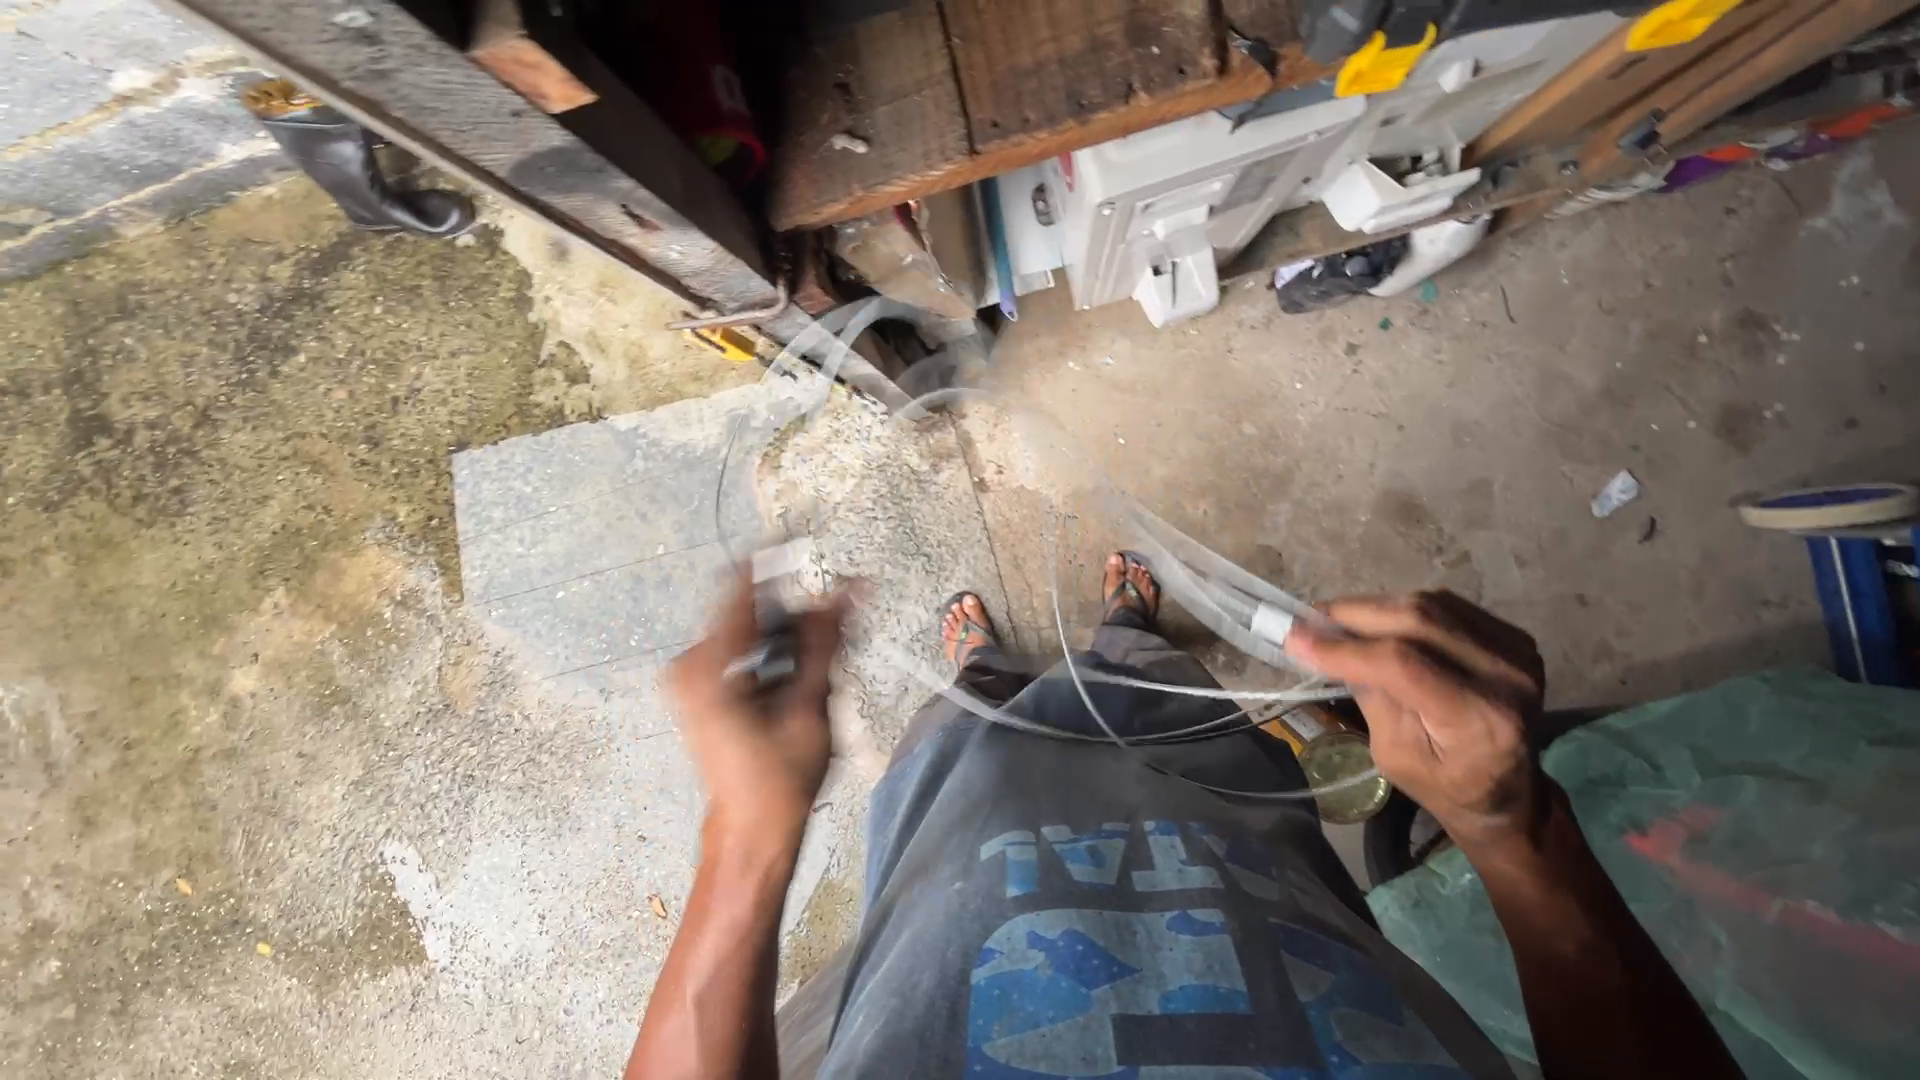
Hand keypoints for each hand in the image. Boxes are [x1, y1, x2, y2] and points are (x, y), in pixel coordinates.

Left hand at [667, 572, 852, 842]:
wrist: (750, 833)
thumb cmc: (780, 778)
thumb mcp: (810, 705)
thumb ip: (825, 640)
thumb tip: (850, 587)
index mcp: (708, 666)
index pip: (740, 583)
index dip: (775, 553)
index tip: (807, 526)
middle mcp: (692, 664)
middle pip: (755, 612)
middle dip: (802, 615)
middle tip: (846, 624)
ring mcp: (694, 678)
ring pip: (755, 634)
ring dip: (795, 640)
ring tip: (826, 672)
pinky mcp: (704, 690)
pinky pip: (747, 653)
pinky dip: (780, 657)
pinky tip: (805, 681)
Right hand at [1284, 591, 1546, 847]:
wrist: (1510, 790)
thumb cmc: (1444, 784)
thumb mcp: (1393, 754)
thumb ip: (1370, 696)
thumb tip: (1324, 647)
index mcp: (1480, 719)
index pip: (1402, 664)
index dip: (1343, 647)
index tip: (1293, 640)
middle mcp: (1507, 677)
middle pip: (1417, 620)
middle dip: (1352, 616)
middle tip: (1306, 622)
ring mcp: (1516, 651)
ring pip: (1428, 605)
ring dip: (1373, 609)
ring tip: (1334, 622)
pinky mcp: (1512, 637)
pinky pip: (1444, 606)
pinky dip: (1400, 609)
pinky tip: (1375, 624)